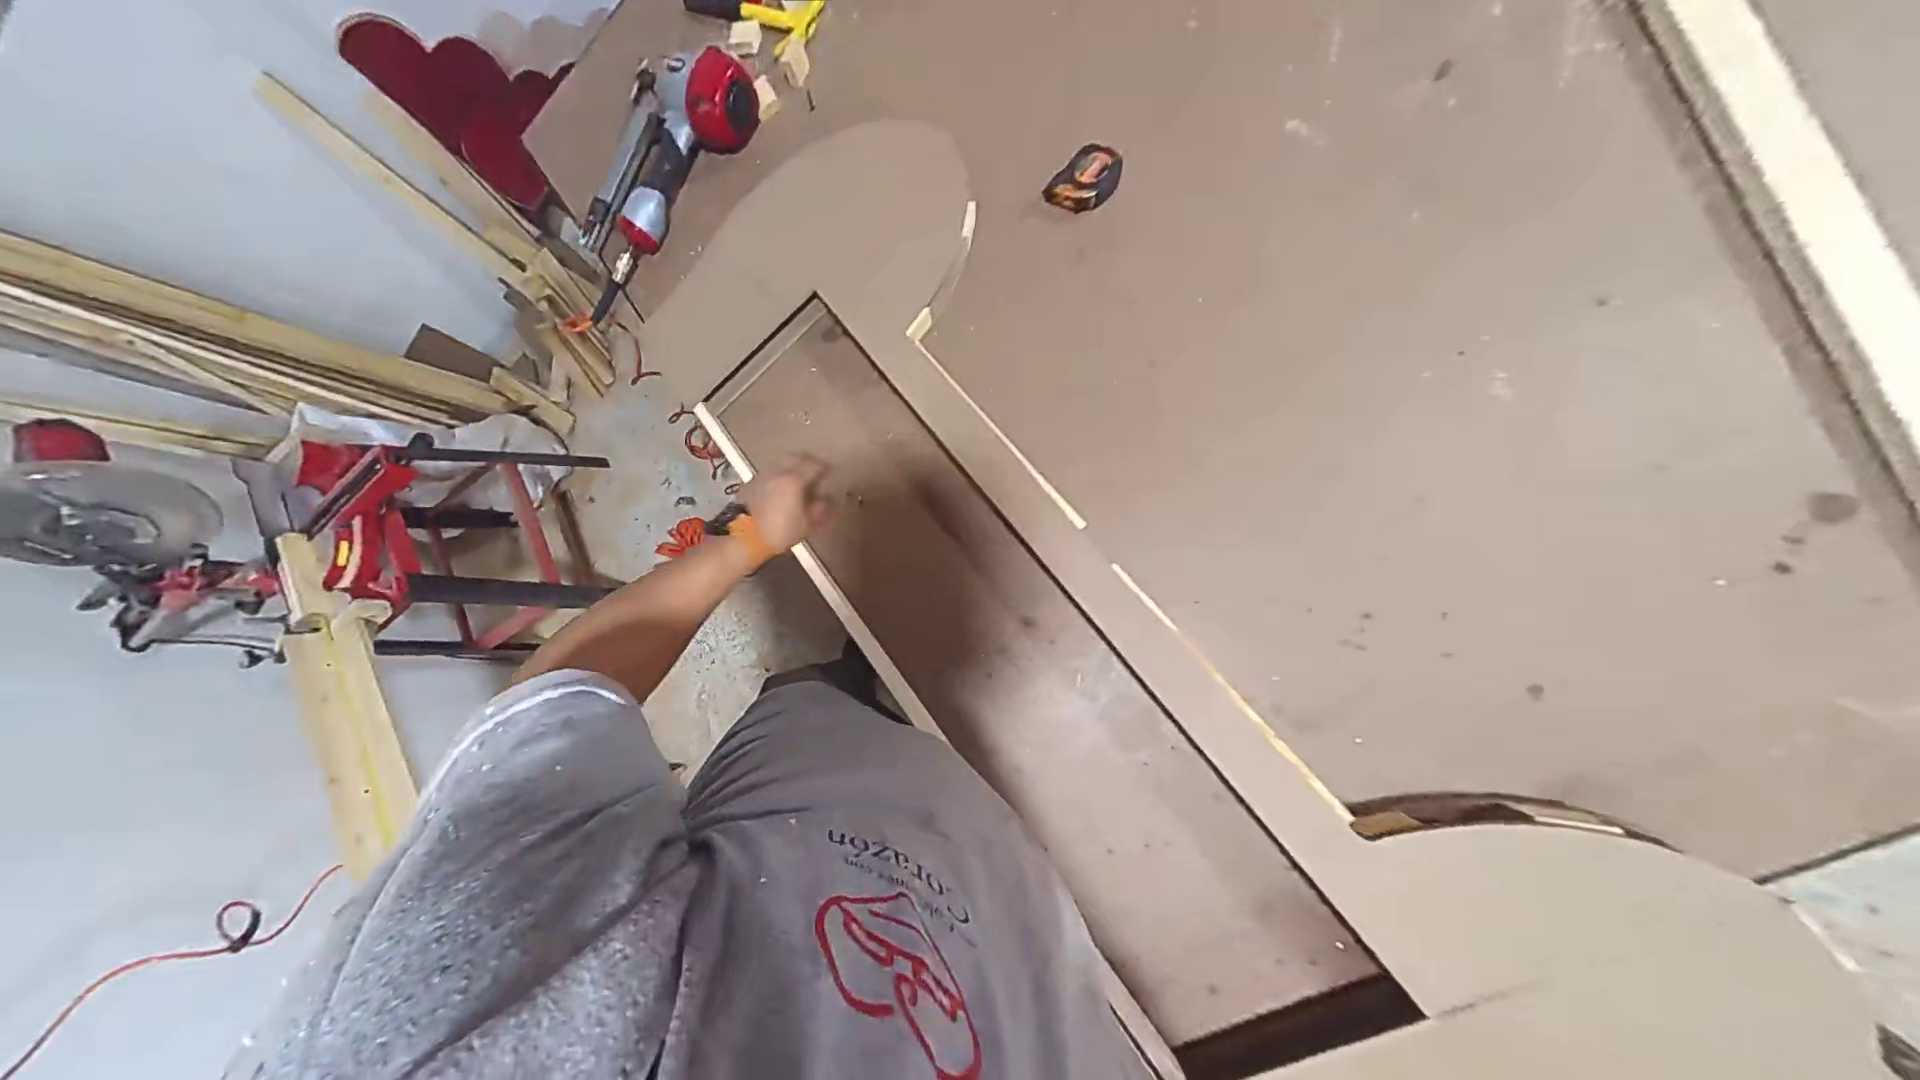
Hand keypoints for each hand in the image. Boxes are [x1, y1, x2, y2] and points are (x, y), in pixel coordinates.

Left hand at [739, 453, 832, 553]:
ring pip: (781, 462)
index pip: (814, 465)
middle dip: (807, 460)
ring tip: (798, 477)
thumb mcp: (806, 524)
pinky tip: (781, 487)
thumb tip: (825, 500)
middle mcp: (778, 472)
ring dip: (792, 465)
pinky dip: (779, 475)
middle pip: (796, 456)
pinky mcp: (751, 483)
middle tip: (815, 469)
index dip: (825, 467)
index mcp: (794, 480)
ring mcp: (762, 476)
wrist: (744, 538)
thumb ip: (819, 509)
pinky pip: (770, 473)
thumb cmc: (779, 531)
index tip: (830, 471)